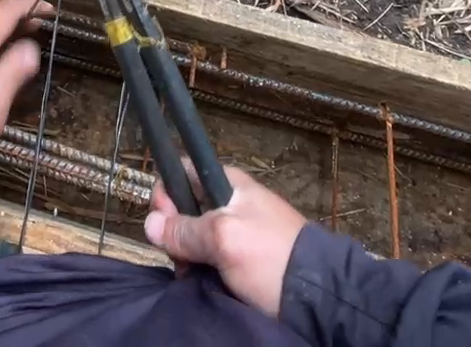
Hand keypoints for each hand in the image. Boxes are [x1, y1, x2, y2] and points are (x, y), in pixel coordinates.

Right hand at [144, 165, 304, 318]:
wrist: (322, 297)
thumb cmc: (271, 257)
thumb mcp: (224, 238)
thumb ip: (184, 229)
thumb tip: (148, 222)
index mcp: (226, 182)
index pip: (181, 173)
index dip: (166, 195)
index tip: (166, 223)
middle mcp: (229, 201)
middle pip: (185, 209)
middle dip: (176, 234)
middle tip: (182, 260)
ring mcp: (238, 230)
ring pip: (196, 237)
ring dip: (189, 257)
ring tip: (195, 277)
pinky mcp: (245, 258)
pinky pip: (211, 258)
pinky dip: (204, 270)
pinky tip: (205, 284)